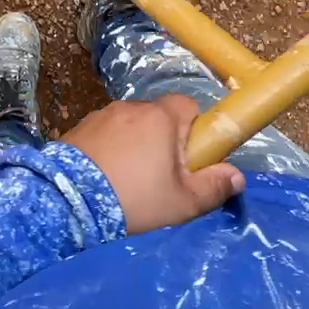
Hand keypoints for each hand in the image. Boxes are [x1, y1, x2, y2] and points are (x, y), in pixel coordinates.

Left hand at [62, 95, 244, 233]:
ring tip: (130, 180)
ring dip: (137, 144)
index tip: (190, 158)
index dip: (195, 130)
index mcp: (160, 117)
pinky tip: (107, 175)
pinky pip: (107, 133)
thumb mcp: (183, 202)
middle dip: (166, 141)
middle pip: (160, 117)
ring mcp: (102, 114)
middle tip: (162, 176)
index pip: (188, 106)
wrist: (71, 199)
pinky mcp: (81, 126)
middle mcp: (130, 106)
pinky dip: (112, 148)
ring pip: (132, 125)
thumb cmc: (135, 197)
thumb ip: (214, 187)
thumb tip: (237, 175)